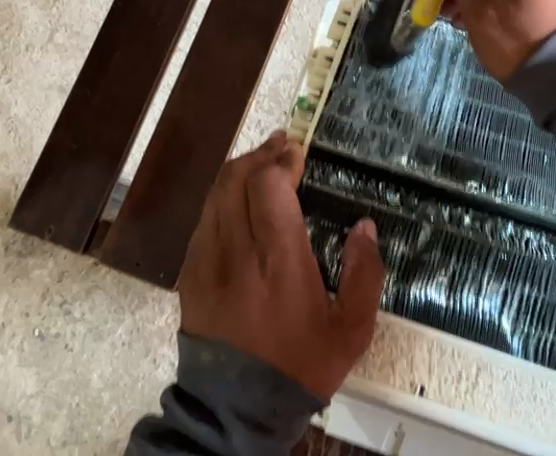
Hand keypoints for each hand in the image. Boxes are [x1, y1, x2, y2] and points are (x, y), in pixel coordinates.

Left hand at [177, 131, 385, 399]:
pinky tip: (238, 200)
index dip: (282, 160)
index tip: (298, 152)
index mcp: (280, 262)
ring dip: (239, 171)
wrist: (237, 411)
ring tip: (261, 162)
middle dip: (260, 154)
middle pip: (237, 179)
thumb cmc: (301, 365)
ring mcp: (208, 262)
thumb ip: (365, 274)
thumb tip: (364, 226)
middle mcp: (238, 253)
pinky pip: (204, 219)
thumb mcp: (352, 330)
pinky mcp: (190, 274)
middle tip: (281, 145)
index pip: (269, 187)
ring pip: (216, 194)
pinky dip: (222, 198)